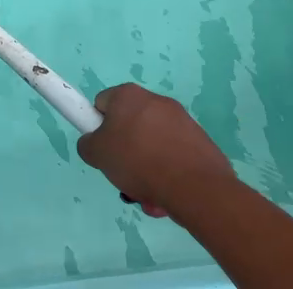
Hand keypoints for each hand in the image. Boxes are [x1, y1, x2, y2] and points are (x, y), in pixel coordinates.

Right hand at [77, 83, 235, 219]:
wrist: (198, 190)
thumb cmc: (139, 162)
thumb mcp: (96, 154)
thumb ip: (87, 144)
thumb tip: (95, 145)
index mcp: (128, 95)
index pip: (103, 105)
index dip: (100, 127)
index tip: (106, 149)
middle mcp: (157, 101)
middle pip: (131, 126)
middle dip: (127, 151)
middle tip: (125, 174)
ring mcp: (185, 123)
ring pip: (155, 145)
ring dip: (149, 167)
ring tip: (149, 194)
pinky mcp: (205, 145)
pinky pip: (178, 157)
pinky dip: (171, 174)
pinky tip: (169, 196)